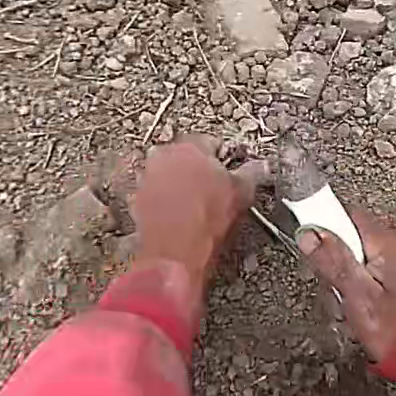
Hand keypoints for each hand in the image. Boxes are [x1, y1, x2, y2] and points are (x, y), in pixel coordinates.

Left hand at [131, 137, 266, 286]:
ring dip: (182, 185)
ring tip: (199, 206)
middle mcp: (163, 157)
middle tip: (217, 189)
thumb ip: (252, 172)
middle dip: (201, 170)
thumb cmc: (208, 217)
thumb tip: (260, 166)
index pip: (213, 143)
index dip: (227, 160)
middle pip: (188, 157)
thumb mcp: (242, 191)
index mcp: (190, 147)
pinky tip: (182, 217)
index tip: (233, 173)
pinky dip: (167, 202)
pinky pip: (156, 195)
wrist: (175, 252)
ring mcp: (146, 179)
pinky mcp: (135, 202)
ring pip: (170, 175)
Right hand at [297, 210, 395, 363]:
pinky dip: (359, 288)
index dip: (322, 227)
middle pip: (347, 237)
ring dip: (345, 281)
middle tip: (337, 291)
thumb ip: (333, 262)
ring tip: (350, 306)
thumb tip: (309, 234)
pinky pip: (367, 271)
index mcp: (384, 241)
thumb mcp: (358, 296)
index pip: (344, 213)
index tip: (309, 247)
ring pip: (355, 257)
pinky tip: (361, 308)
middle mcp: (394, 242)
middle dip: (333, 263)